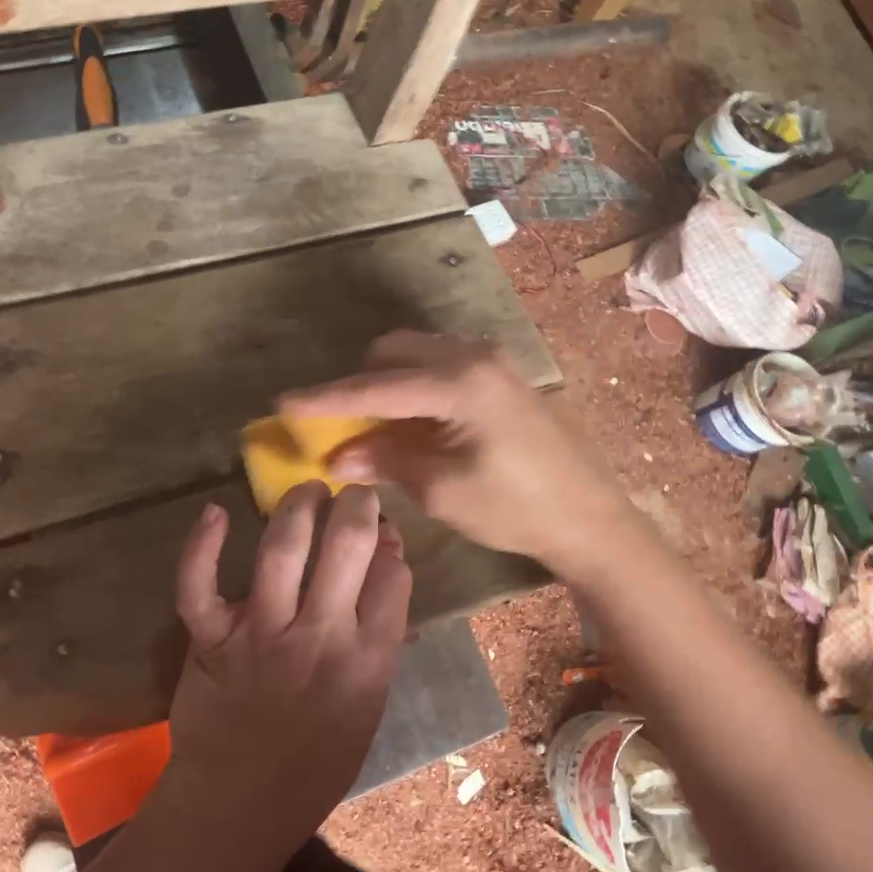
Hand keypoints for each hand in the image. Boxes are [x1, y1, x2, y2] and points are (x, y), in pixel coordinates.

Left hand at [166, 481, 409, 840]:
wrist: (241, 802)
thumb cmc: (315, 761)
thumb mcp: (368, 706)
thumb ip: (380, 640)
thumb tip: (387, 571)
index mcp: (367, 661)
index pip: (392, 577)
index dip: (389, 545)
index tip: (383, 531)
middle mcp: (319, 638)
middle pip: (346, 548)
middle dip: (355, 506)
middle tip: (353, 493)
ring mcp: (261, 635)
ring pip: (282, 550)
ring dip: (297, 506)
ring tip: (308, 489)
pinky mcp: (211, 638)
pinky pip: (199, 583)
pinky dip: (203, 545)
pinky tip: (216, 513)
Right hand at [280, 331, 652, 577]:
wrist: (590, 519)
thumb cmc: (515, 509)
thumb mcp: (441, 491)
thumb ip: (386, 460)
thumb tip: (337, 454)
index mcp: (459, 383)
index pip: (374, 386)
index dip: (324, 398)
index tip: (282, 402)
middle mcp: (473, 356)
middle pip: (393, 352)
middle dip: (358, 383)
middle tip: (340, 425)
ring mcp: (492, 361)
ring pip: (416, 353)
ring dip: (387, 383)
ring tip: (377, 428)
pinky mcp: (501, 375)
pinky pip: (440, 364)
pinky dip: (414, 385)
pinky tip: (414, 424)